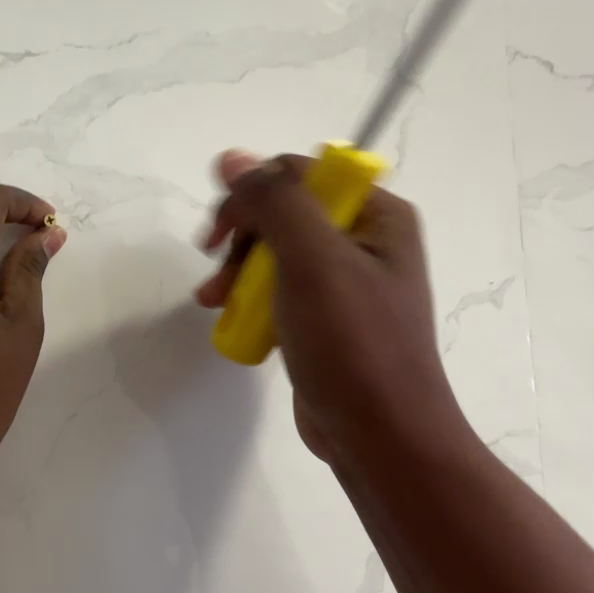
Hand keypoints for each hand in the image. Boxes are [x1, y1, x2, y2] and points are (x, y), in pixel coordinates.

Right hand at [194, 150, 467, 464]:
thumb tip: (233, 157)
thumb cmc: (352, 345)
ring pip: (273, 252)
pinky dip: (250, 300)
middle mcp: (365, 241)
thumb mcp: (312, 263)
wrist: (380, 434)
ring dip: (236, 272)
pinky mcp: (326, 318)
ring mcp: (345, 282)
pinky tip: (233, 321)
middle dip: (241, 239)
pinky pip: (278, 289)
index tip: (219, 235)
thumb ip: (274, 204)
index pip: (300, 175)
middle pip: (283, 212)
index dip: (252, 196)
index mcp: (377, 216)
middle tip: (215, 273)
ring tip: (214, 303)